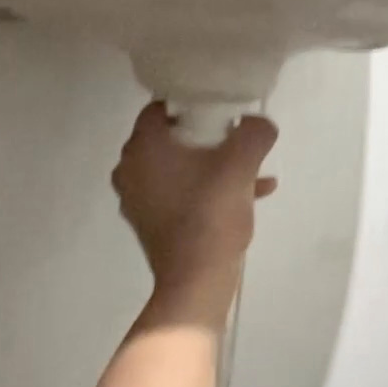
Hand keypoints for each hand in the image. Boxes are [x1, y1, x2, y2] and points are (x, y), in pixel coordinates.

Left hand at [111, 103, 277, 321]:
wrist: (194, 279)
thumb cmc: (211, 214)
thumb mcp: (241, 165)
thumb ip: (253, 134)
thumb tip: (258, 124)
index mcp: (142, 146)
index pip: (161, 108)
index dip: (193, 106)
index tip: (221, 115)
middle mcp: (129, 168)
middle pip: (170, 140)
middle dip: (206, 140)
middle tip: (236, 145)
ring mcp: (135, 198)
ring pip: (178, 169)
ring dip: (212, 167)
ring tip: (252, 174)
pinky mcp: (146, 222)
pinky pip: (177, 194)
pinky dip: (204, 190)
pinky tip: (248, 197)